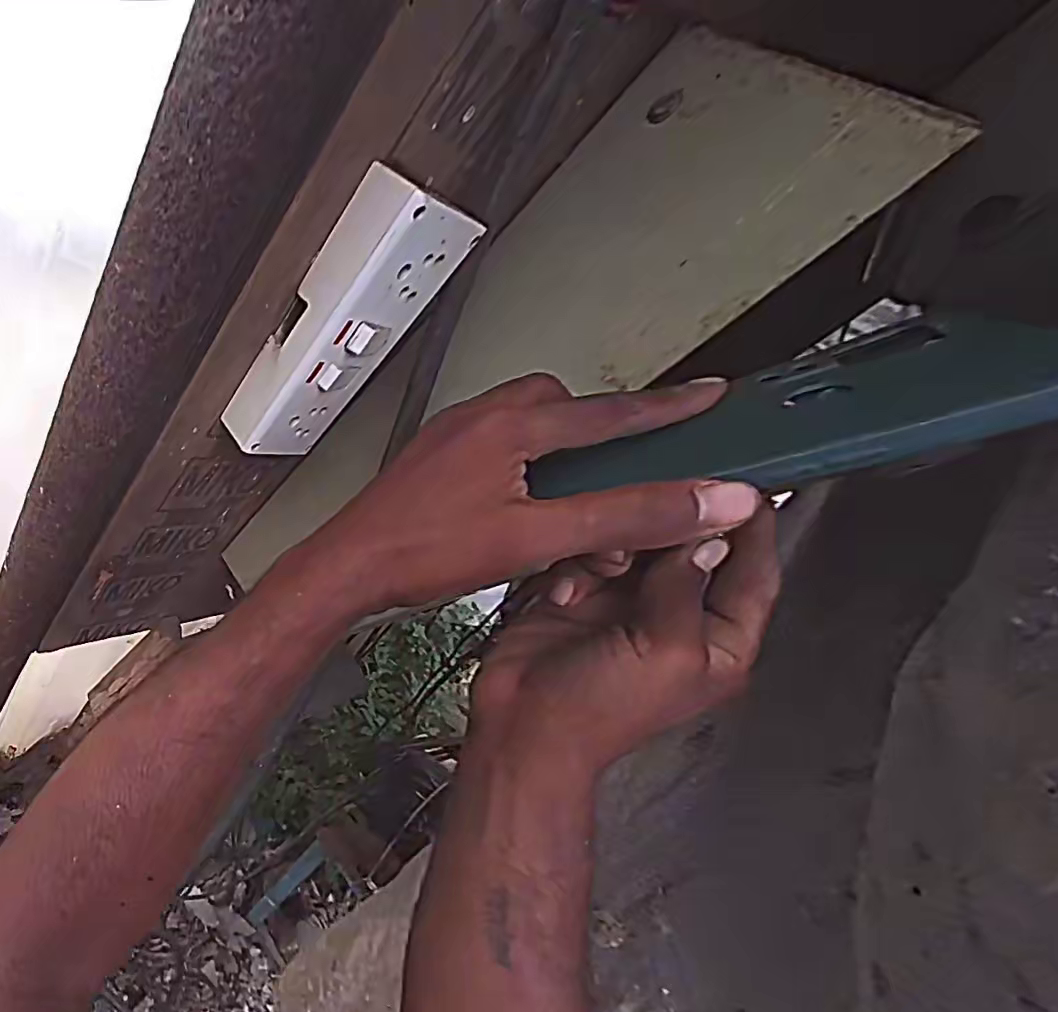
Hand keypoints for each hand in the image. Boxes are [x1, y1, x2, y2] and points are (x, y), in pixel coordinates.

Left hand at [276, 373, 762, 618]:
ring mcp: (448, 438)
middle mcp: (475, 420)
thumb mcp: (535, 539)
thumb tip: (702, 500)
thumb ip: (622, 517)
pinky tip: (519, 501)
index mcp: (506, 427)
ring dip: (554, 450)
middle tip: (624, 461)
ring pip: (521, 423)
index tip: (707, 398)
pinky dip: (518, 464)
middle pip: (559, 406)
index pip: (608, 411)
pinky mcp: (431, 460)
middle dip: (597, 430)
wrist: (350, 567)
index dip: (666, 408)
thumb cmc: (419, 551)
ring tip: (571, 493)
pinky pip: (490, 443)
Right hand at [467, 506, 780, 775]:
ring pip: (630, 546)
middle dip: (665, 532)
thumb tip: (706, 538)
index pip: (751, 573)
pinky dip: (572, 565)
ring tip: (596, 570)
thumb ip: (688, 589)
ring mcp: (619, 603)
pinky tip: (564, 591)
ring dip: (611, 550)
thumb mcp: (667, 652)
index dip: (751, 531)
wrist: (524, 724)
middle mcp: (670, 616)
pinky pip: (582, 555)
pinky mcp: (573, 595)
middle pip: (685, 550)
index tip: (744, 488)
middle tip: (650, 512)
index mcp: (715, 640)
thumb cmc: (599, 712)